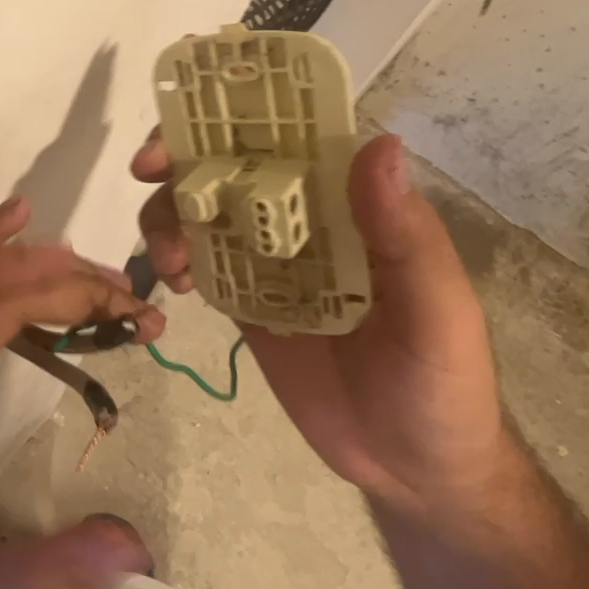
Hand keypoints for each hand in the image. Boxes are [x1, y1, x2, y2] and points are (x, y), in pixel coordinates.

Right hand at [133, 130, 505, 522]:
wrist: (411, 469)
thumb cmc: (441, 385)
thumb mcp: (437, 311)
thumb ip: (405, 235)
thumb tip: (377, 145)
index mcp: (357, 209)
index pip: (296, 140)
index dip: (240, 118)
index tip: (189, 123)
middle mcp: (311, 224)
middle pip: (237, 170)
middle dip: (184, 162)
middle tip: (147, 175)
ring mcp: (275, 265)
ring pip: (209, 215)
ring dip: (173, 217)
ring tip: (170, 259)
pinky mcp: (249, 305)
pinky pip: (205, 267)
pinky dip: (178, 261)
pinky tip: (178, 284)